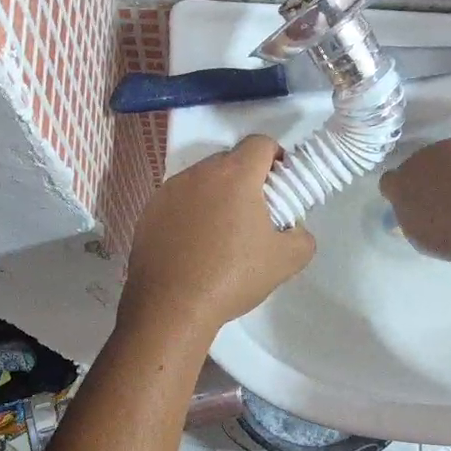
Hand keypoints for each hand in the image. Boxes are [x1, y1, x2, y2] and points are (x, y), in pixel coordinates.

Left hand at [122, 135, 316, 334]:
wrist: (170, 307)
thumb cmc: (232, 277)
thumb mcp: (286, 261)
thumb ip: (302, 236)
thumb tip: (293, 229)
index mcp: (234, 175)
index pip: (260, 143)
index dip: (276, 159)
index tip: (279, 186)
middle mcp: (198, 174)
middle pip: (229, 161)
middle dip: (246, 180)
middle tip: (253, 215)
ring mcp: (168, 191)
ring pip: (201, 181)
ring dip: (216, 196)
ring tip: (221, 235)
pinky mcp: (148, 212)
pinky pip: (178, 201)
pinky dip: (190, 214)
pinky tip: (193, 247)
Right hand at [379, 134, 450, 262]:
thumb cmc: (450, 235)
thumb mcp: (420, 236)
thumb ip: (413, 217)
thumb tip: (417, 211)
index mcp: (400, 184)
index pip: (391, 180)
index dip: (403, 190)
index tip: (416, 204)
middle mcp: (419, 159)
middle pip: (422, 165)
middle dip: (433, 177)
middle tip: (450, 200)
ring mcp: (448, 146)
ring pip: (450, 155)